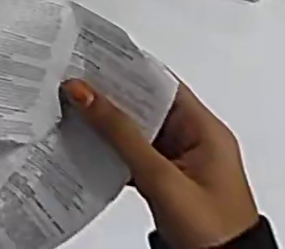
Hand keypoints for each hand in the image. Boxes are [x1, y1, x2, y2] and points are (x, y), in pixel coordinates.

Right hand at [62, 79, 259, 248]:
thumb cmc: (214, 236)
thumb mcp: (162, 179)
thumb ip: (120, 133)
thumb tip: (82, 90)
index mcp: (205, 129)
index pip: (158, 80)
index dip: (124, 64)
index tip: (89, 53)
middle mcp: (192, 138)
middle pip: (142, 101)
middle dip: (107, 91)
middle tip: (71, 77)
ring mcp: (178, 160)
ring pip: (132, 125)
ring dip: (104, 118)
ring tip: (71, 103)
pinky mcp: (164, 178)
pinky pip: (130, 148)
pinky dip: (108, 143)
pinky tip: (84, 138)